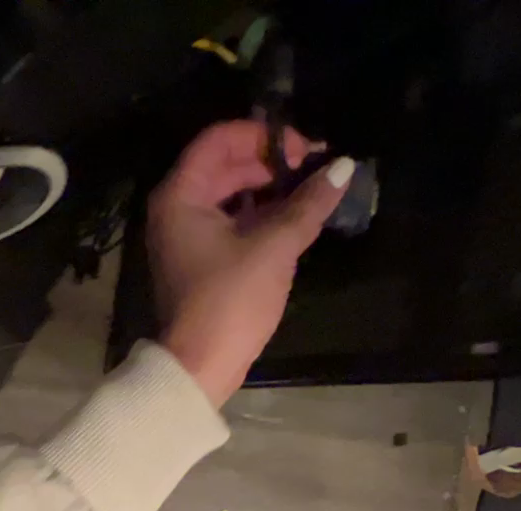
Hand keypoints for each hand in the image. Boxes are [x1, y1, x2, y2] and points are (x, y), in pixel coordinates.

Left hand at [147, 120, 353, 405]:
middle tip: (318, 171)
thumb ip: (308, 203)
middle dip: (272, 164)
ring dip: (270, 192)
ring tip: (313, 195)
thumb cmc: (230, 300)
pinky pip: (230, 225)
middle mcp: (175, 210)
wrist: (200, 365)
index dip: (264, 136)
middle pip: (225, 166)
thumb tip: (344, 166)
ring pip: (230, 197)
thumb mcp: (274, 246)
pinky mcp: (199, 262)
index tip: (305, 150)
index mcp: (180, 196)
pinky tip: (295, 221)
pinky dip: (259, 218)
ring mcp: (185, 238)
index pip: (220, 139)